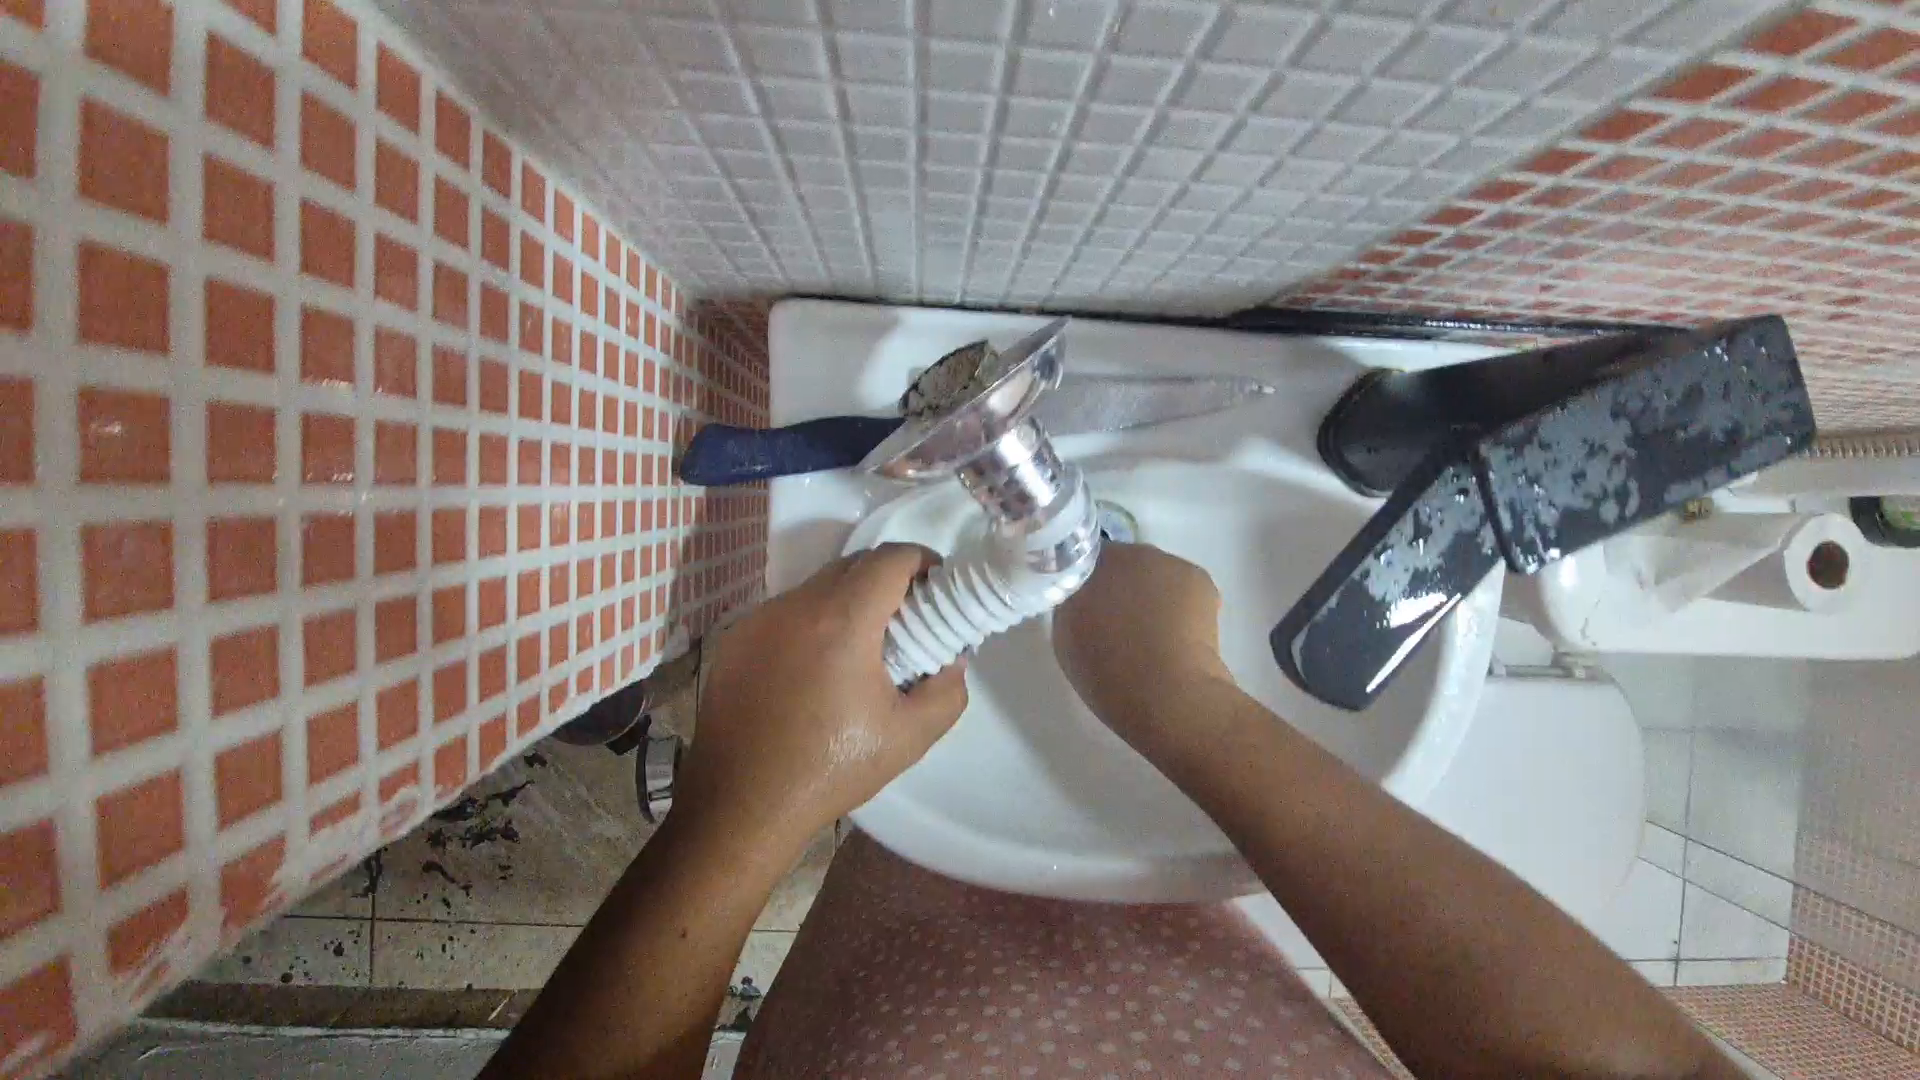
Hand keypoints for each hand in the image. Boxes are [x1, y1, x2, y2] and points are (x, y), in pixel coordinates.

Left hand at [677, 543, 969, 853]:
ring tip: (860, 650)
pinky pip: (785, 613)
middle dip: (888, 580)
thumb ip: (947, 690)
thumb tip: (950, 661)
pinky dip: (812, 623)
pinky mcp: (735, 641)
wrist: (740, 806)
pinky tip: (814, 671)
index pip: (890, 559)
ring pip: (817, 588)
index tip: (937, 586)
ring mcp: (759, 621)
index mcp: (842, 621)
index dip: (922, 561)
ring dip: (848, 601)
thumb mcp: (909, 737)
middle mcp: (795, 607)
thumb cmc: (830, 769)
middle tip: (908, 620)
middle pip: (853, 565)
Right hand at [1052, 542, 1232, 740]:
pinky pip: (1185, 587)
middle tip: (1123, 626)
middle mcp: (1125, 553)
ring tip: (1157, 638)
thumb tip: (1088, 600)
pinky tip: (1183, 636)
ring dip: (1155, 597)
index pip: (1084, 563)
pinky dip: (1184, 606)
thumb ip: (1073, 606)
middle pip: (1123, 566)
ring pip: (1156, 575)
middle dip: (1124, 589)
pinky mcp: (1199, 577)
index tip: (1091, 610)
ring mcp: (1165, 561)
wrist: (1165, 691)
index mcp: (1086, 567)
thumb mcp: (1067, 637)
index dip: (1088, 586)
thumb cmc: (1106, 670)